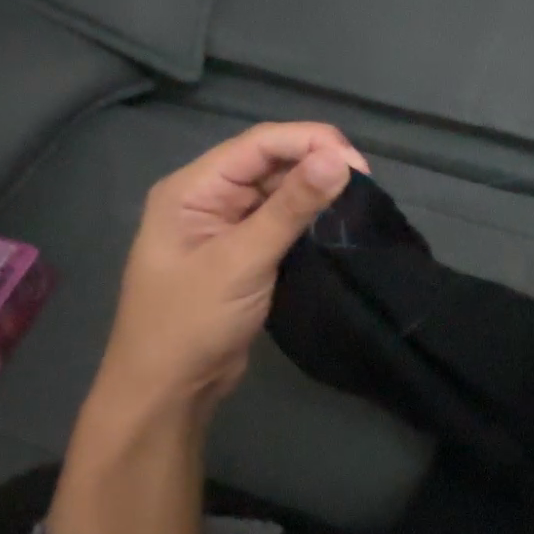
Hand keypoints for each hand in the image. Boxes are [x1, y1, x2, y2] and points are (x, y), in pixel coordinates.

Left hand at [49, 122, 367, 533]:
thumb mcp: (243, 261)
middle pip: (272, 160)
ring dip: (317, 190)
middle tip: (365, 186)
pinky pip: (282, 218)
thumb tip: (339, 160)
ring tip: (359, 201)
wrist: (168, 391)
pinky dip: (310, 216)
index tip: (360, 167)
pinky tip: (337, 222)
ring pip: (280, 189)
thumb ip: (291, 208)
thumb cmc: (191, 322)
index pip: (260, 143)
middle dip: (318, 163)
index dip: (312, 143)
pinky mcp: (245, 250)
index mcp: (193, 188)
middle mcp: (208, 196)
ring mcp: (226, 224)